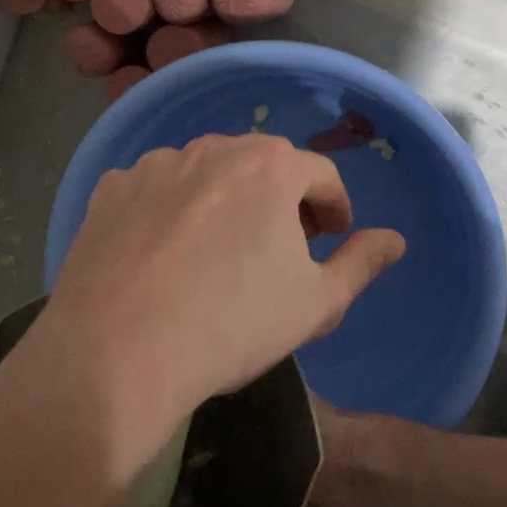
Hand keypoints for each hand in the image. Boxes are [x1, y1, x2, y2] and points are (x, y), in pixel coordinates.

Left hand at [48, 133, 406, 417]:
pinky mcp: (111, 188)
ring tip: (220, 251)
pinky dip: (171, 209)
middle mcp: (214, 149)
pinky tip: (165, 254)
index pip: (321, 175)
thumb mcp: (316, 304)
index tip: (331, 239)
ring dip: (226, 199)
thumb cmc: (231, 326)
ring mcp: (156, 164)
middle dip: (282, 198)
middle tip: (282, 245)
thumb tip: (395, 239)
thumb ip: (361, 263)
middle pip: (264, 163)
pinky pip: (157, 188)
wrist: (115, 357)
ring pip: (208, 172)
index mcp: (271, 167)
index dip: (335, 208)